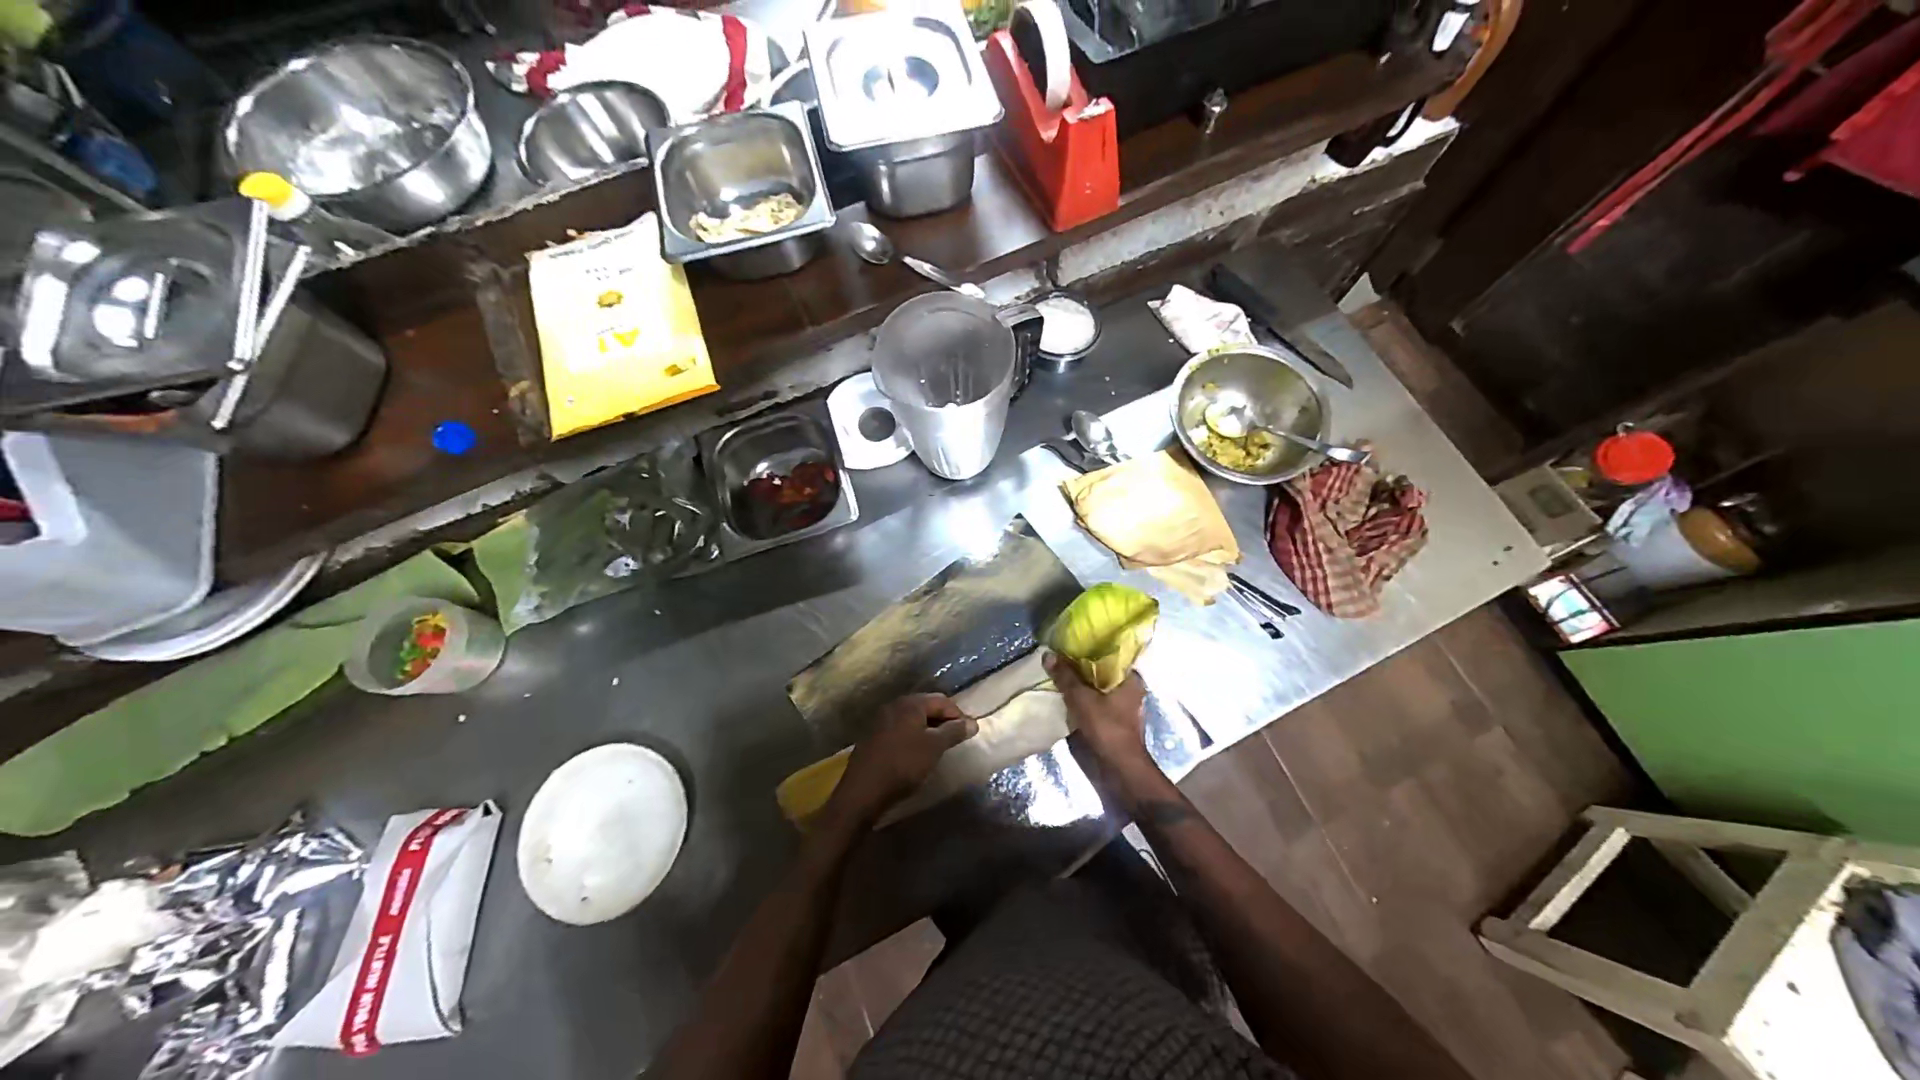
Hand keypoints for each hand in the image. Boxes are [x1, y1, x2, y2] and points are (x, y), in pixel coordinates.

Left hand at [827, 694, 975, 827]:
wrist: (863, 790)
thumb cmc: (903, 764)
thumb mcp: (934, 747)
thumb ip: (954, 732)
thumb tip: (972, 722)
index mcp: (910, 703)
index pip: (941, 700)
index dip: (958, 714)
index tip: (969, 732)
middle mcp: (894, 705)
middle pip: (925, 706)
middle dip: (943, 720)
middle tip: (956, 738)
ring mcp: (880, 720)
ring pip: (912, 719)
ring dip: (928, 728)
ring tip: (939, 746)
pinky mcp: (873, 736)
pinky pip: (900, 729)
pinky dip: (913, 736)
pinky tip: (917, 752)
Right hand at [1044, 654, 1156, 789]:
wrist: (1119, 767)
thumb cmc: (1106, 727)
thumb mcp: (1081, 698)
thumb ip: (1065, 676)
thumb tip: (1048, 654)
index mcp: (1131, 678)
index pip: (1111, 653)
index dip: (1090, 647)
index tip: (1071, 643)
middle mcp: (1131, 688)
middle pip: (1103, 670)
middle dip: (1083, 665)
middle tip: (1060, 657)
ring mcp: (1125, 705)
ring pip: (1100, 686)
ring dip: (1083, 683)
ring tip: (1060, 673)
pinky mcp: (1116, 718)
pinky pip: (1098, 700)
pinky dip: (1085, 697)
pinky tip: (1068, 694)